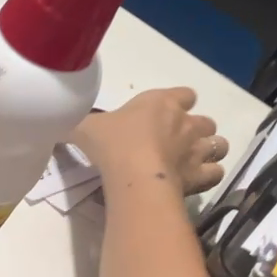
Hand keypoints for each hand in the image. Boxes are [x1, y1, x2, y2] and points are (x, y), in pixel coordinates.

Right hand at [73, 88, 228, 194]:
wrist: (132, 174)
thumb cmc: (111, 144)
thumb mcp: (85, 128)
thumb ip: (77, 125)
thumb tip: (59, 125)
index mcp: (162, 103)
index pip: (185, 94)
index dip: (178, 103)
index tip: (164, 115)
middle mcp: (186, 122)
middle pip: (205, 120)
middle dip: (194, 130)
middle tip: (173, 145)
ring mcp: (196, 149)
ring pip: (217, 144)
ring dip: (207, 152)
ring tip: (188, 163)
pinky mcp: (200, 175)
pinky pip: (214, 172)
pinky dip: (207, 176)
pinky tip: (193, 182)